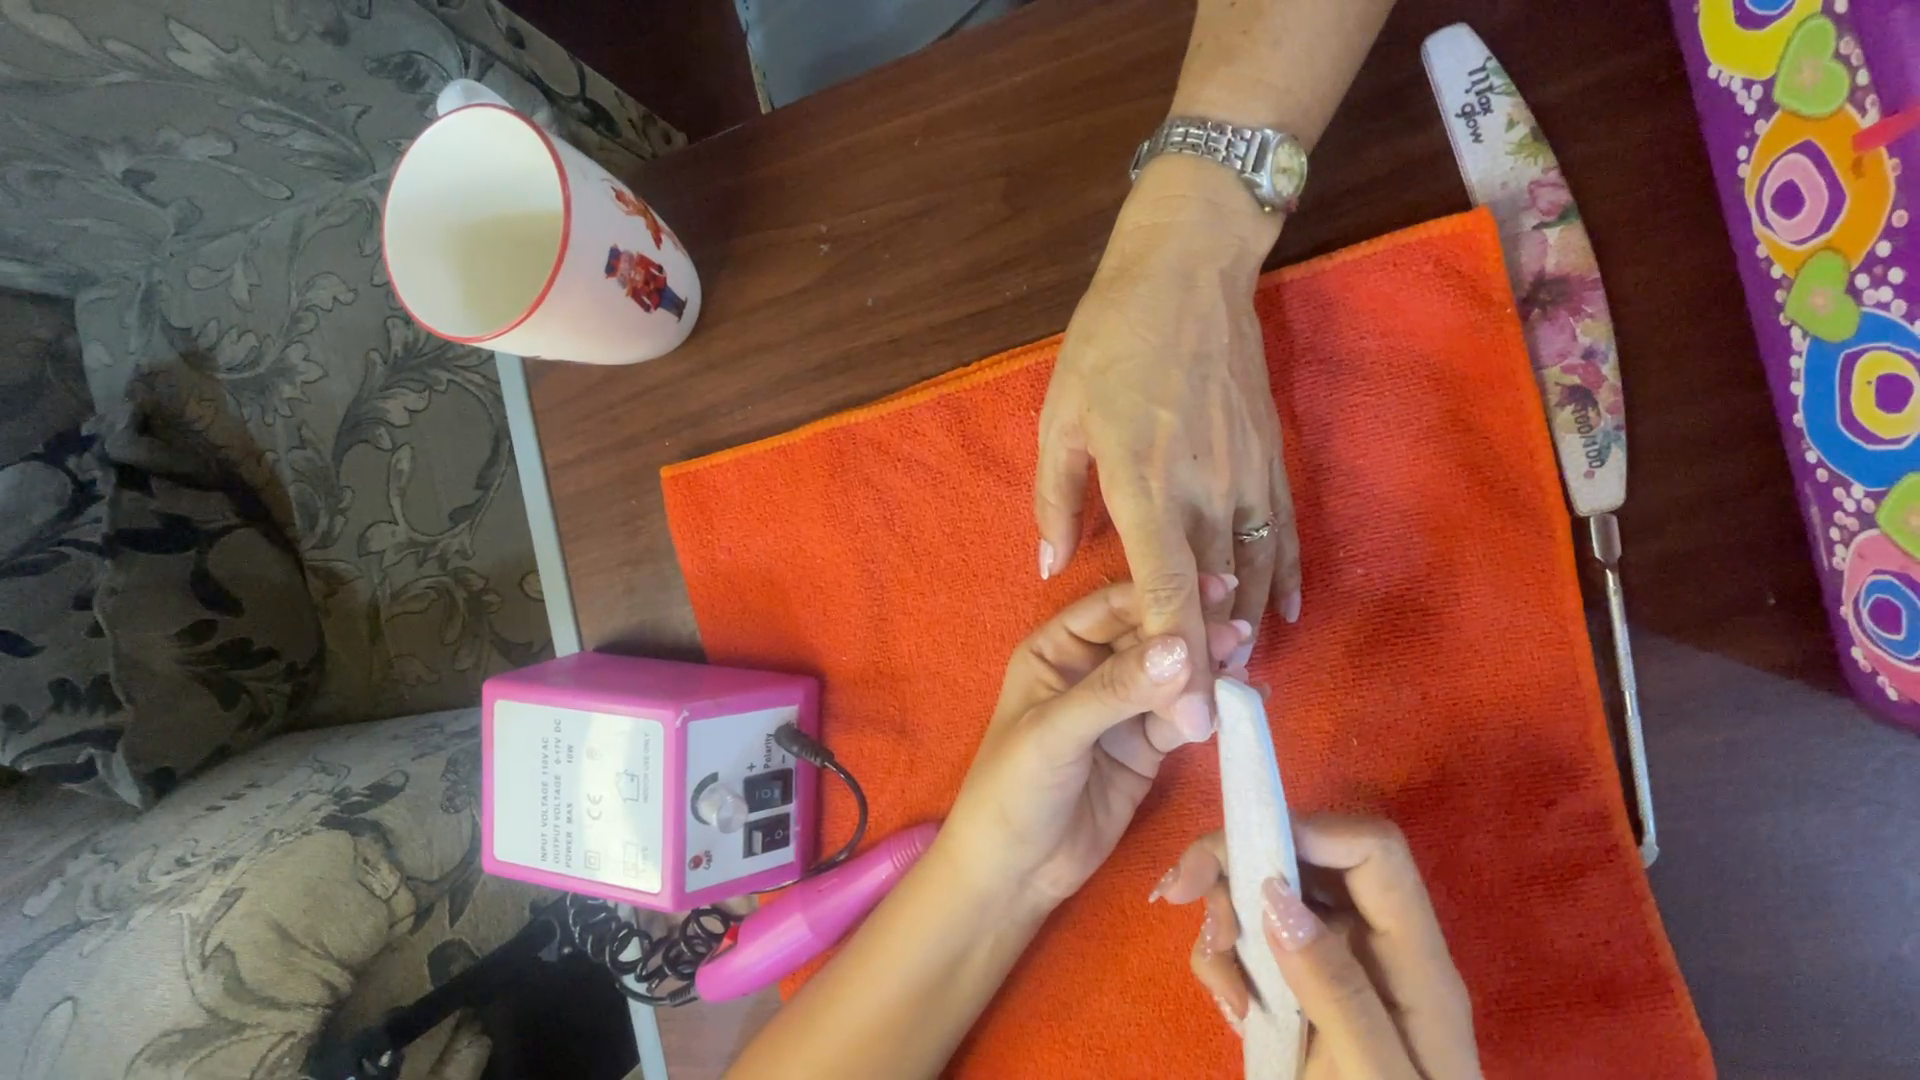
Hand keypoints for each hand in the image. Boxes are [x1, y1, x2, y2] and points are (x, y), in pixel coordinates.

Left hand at [934, 577, 1251, 913]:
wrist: (1015, 872)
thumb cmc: (1013, 790)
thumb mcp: (1055, 733)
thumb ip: (1116, 691)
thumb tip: (1181, 648)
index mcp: (1055, 649)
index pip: (1112, 608)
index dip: (1157, 597)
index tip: (1210, 591)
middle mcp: (1090, 669)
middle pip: (1148, 637)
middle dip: (1189, 633)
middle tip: (1237, 632)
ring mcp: (1121, 708)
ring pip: (1171, 676)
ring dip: (1206, 669)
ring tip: (1244, 659)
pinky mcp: (1145, 746)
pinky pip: (1183, 717)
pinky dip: (1212, 710)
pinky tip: (1244, 698)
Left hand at [1035, 157, 1299, 753]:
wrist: (1187, 273)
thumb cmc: (1109, 345)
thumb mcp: (1059, 418)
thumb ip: (1056, 499)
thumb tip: (1050, 566)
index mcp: (1142, 483)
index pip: (1162, 589)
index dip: (1172, 657)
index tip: (1185, 715)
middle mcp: (1204, 491)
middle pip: (1213, 595)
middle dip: (1210, 665)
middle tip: (1209, 726)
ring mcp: (1248, 476)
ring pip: (1252, 574)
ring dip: (1244, 631)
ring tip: (1234, 683)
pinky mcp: (1273, 461)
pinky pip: (1282, 537)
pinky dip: (1282, 582)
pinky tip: (1280, 618)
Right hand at [1159, 815, 1481, 1078]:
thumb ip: (1333, 989)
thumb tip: (1274, 892)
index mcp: (1413, 960)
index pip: (1373, 851)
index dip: (1310, 832)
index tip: (1246, 859)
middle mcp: (1370, 943)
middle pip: (1302, 856)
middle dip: (1236, 863)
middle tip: (1181, 889)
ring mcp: (1329, 961)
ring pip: (1263, 890)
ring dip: (1222, 917)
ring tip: (1221, 982)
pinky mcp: (1293, 982)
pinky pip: (1246, 937)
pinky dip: (1220, 955)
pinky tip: (1229, 1005)